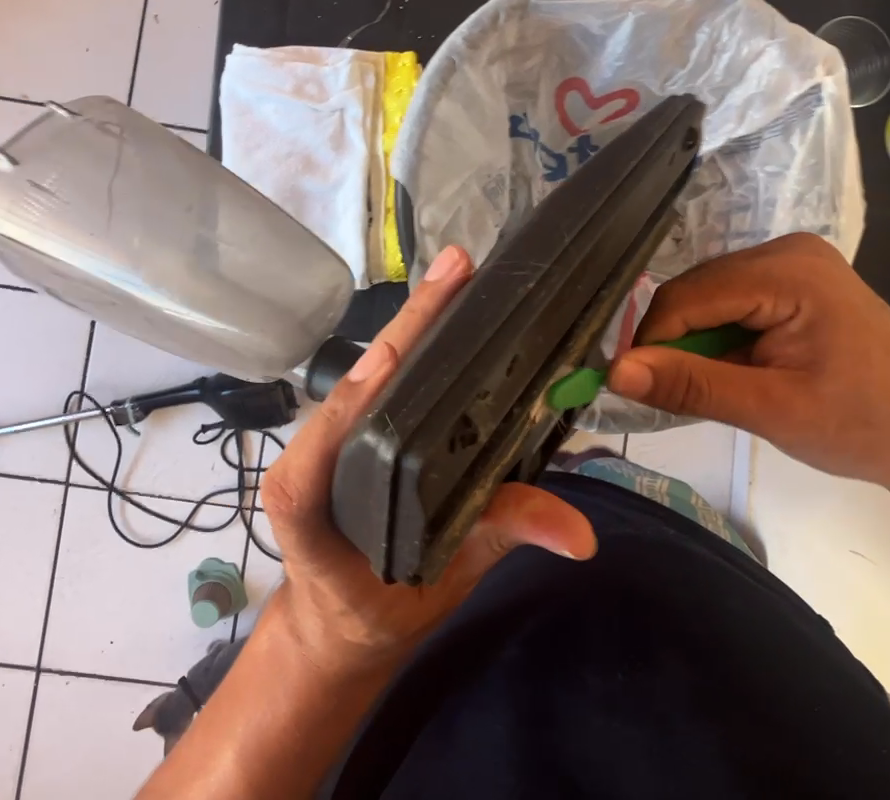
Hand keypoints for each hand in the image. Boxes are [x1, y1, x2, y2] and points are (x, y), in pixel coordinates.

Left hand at [260, 245, 596, 681]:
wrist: (347, 618)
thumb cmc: (380, 606)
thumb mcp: (439, 584)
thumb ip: (496, 541)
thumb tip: (577, 533)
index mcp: (315, 520)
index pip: (312, 466)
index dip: (347, 409)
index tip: (390, 360)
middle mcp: (317, 466)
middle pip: (348, 390)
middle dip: (404, 327)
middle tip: (456, 271)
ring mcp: (333, 443)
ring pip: (364, 376)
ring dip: (411, 325)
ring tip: (458, 279)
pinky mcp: (354, 431)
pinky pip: (379, 385)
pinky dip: (414, 346)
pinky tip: (450, 315)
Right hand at [607, 233, 889, 495]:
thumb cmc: (861, 427)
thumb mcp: (770, 410)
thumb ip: (691, 386)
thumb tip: (616, 372)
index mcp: (790, 272)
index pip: (688, 296)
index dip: (650, 339)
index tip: (625, 383)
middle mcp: (789, 251)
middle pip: (696, 291)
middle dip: (675, 342)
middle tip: (666, 393)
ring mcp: (794, 262)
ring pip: (709, 298)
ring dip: (696, 342)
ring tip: (708, 387)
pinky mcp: (796, 281)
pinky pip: (732, 302)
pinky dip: (719, 338)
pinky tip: (732, 370)